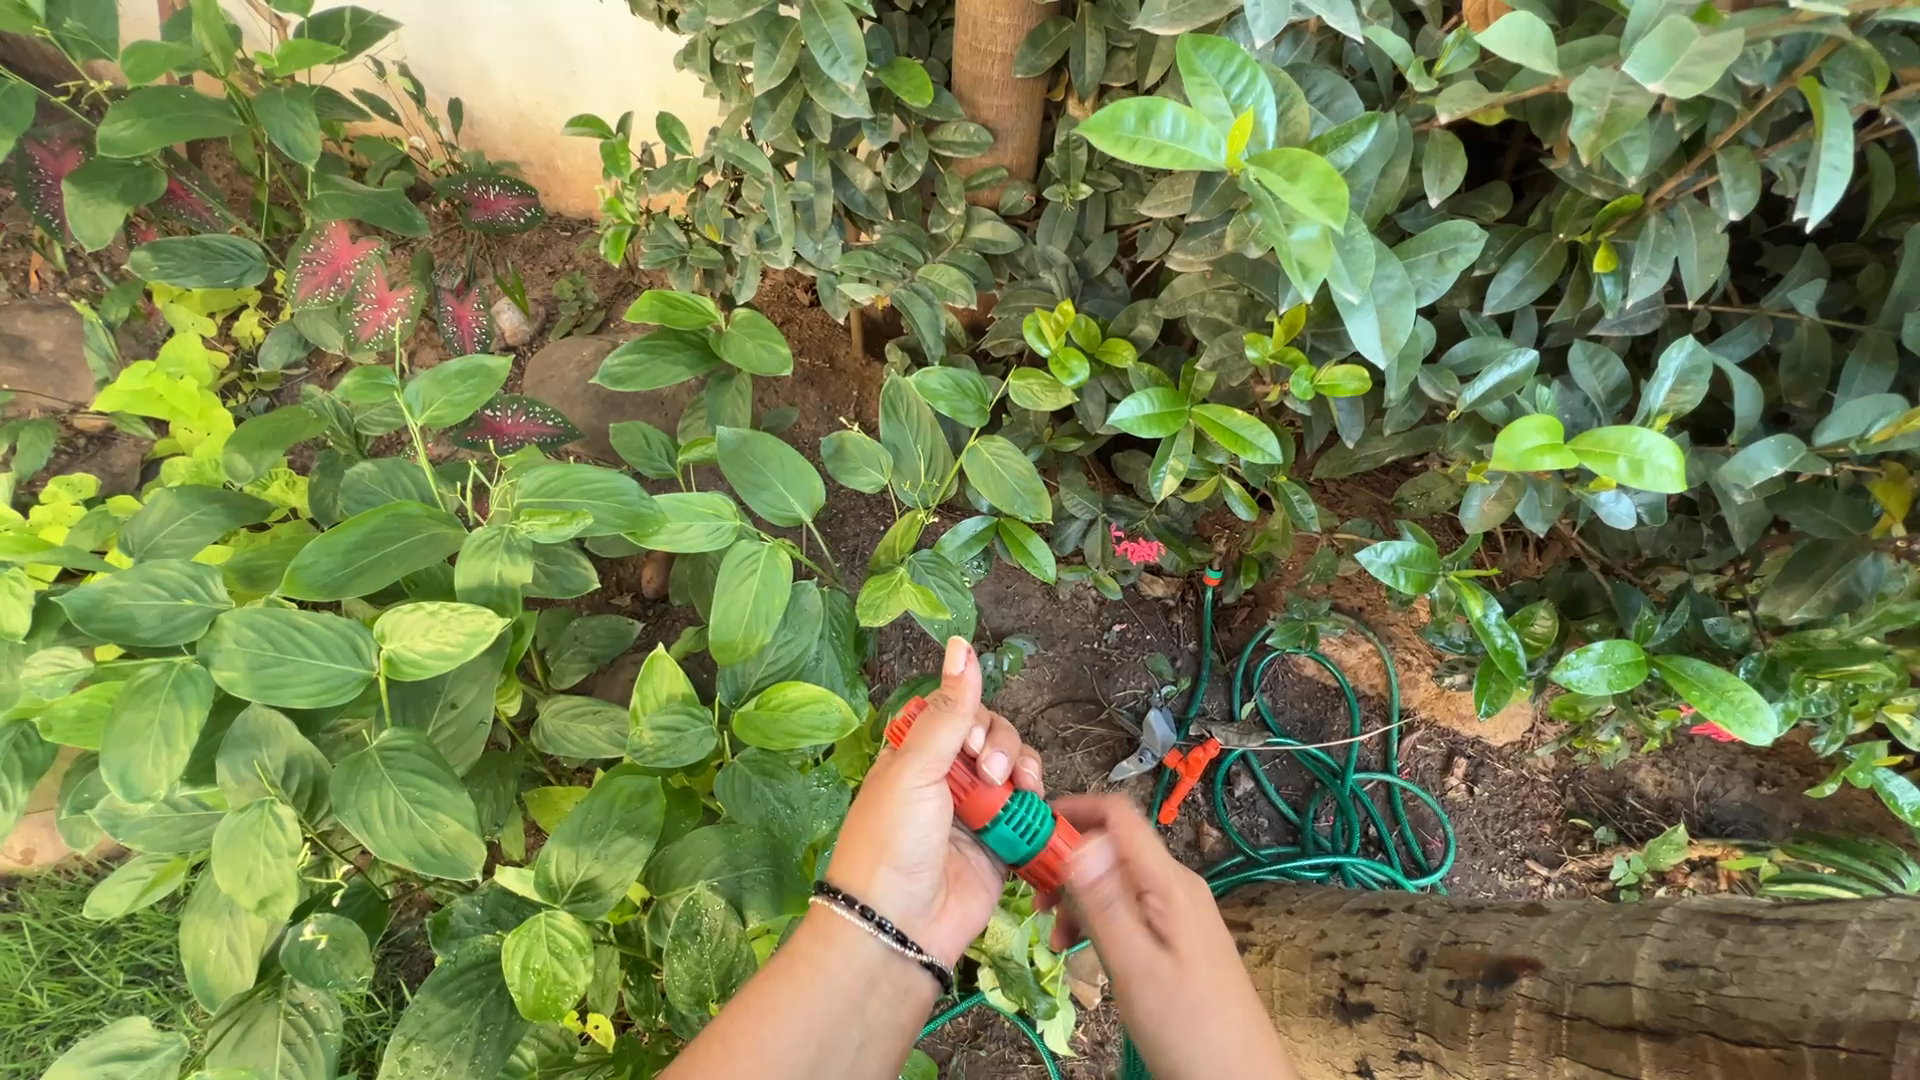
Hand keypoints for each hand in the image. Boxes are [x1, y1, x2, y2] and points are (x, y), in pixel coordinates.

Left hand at [825, 636, 1043, 965]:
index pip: (955, 711)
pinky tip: (1031, 800)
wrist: (902, 927)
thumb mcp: (915, 766)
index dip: (969, 716)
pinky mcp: (1001, 838)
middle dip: (998, 743)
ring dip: (1020, 766)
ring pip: (1013, 764)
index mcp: (914, 753)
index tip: (968, 739)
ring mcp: (975, 808)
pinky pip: (1027, 805)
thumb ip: (950, 709)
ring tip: (1015, 787)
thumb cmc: (895, 838)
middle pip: (990, 733)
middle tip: (988, 771)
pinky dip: (1034, 799)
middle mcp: (945, 776)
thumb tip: (961, 643)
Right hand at [1047, 795, 1296, 1079]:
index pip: (1118, 815)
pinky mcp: (1176, 936)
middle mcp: (1175, 884)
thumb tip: (1079, 840)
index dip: (1073, 809)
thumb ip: (1105, 902)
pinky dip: (1099, 920)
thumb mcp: (1136, 968)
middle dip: (1068, 863)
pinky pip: (1129, 908)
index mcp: (1168, 882)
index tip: (1032, 831)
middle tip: (1036, 900)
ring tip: (1055, 938)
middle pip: (1112, 846)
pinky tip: (1082, 951)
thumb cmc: (1189, 1029)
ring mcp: (1178, 910)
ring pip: (1116, 879)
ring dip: (1079, 898)